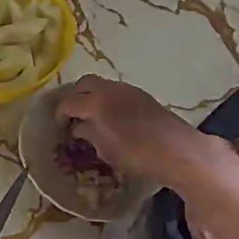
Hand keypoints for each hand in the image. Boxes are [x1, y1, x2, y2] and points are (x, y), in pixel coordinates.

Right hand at [56, 75, 231, 190]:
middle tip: (73, 116)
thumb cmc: (139, 155)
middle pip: (84, 83)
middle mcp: (110, 90)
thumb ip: (89, 135)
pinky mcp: (142, 96)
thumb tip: (78, 127)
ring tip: (92, 117)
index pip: (69, 102)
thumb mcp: (107, 151)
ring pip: (102, 85)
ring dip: (92, 96)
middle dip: (75, 97)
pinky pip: (116, 91)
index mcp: (97, 103)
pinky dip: (107, 99)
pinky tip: (112, 118)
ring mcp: (129, 90)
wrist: (179, 150)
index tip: (59, 127)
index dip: (59, 114)